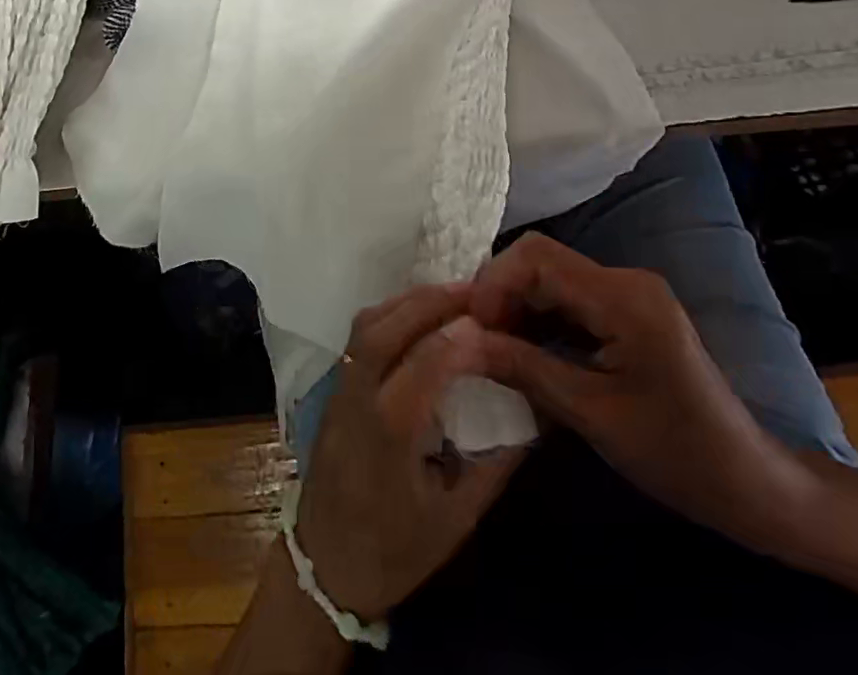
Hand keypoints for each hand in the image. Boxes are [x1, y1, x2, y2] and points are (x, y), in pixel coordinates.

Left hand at [295, 284, 524, 619]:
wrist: (325, 568)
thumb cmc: (395, 551)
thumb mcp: (456, 518)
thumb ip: (495, 463)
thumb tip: (533, 413)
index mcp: (386, 436)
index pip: (421, 367)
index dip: (458, 339)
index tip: (493, 324)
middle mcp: (355, 402)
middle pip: (382, 332)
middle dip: (430, 302)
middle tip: (477, 290)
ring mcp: (337, 393)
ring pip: (364, 327)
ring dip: (407, 302)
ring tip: (452, 296)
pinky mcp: (331, 392)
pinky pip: (356, 338)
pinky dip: (389, 315)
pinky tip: (418, 317)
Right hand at [470, 234, 812, 538]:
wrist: (748, 480)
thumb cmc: (676, 452)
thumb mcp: (591, 412)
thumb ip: (521, 368)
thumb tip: (455, 340)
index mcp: (624, 297)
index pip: (536, 257)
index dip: (492, 285)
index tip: (468, 332)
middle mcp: (625, 281)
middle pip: (539, 262)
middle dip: (498, 297)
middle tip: (472, 344)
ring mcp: (628, 295)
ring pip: (549, 280)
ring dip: (514, 310)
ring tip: (489, 352)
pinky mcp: (625, 313)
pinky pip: (567, 301)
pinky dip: (537, 321)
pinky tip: (520, 354)